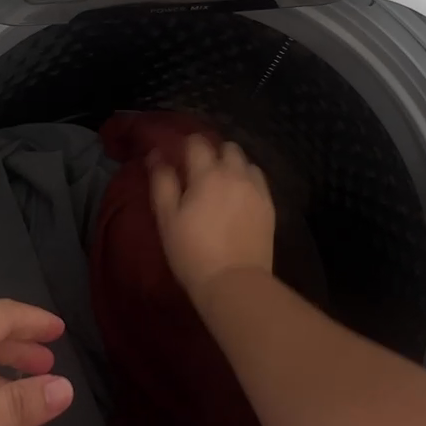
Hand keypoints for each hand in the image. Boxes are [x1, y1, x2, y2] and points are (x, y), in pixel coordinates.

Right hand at [150, 134, 275, 301]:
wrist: (234, 282)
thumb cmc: (192, 252)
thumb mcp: (167, 218)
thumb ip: (162, 182)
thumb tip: (156, 156)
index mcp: (207, 174)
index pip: (198, 142)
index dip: (187, 145)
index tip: (179, 157)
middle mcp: (235, 174)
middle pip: (227, 147)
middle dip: (214, 153)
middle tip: (201, 172)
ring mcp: (256, 189)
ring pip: (246, 162)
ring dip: (233, 166)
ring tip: (222, 185)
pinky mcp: (269, 206)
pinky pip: (258, 181)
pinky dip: (248, 181)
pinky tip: (239, 198)